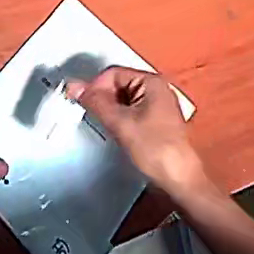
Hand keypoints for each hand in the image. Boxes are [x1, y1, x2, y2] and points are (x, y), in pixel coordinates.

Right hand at [66, 68, 209, 197]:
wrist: (179, 180)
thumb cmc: (155, 149)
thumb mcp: (120, 122)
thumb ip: (96, 102)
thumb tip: (74, 85)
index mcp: (152, 82)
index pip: (114, 73)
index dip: (95, 86)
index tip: (82, 102)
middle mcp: (157, 89)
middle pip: (119, 84)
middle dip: (103, 97)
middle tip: (91, 114)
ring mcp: (158, 106)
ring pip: (124, 98)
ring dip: (110, 108)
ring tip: (104, 124)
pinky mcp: (156, 121)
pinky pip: (131, 111)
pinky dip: (119, 117)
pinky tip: (115, 131)